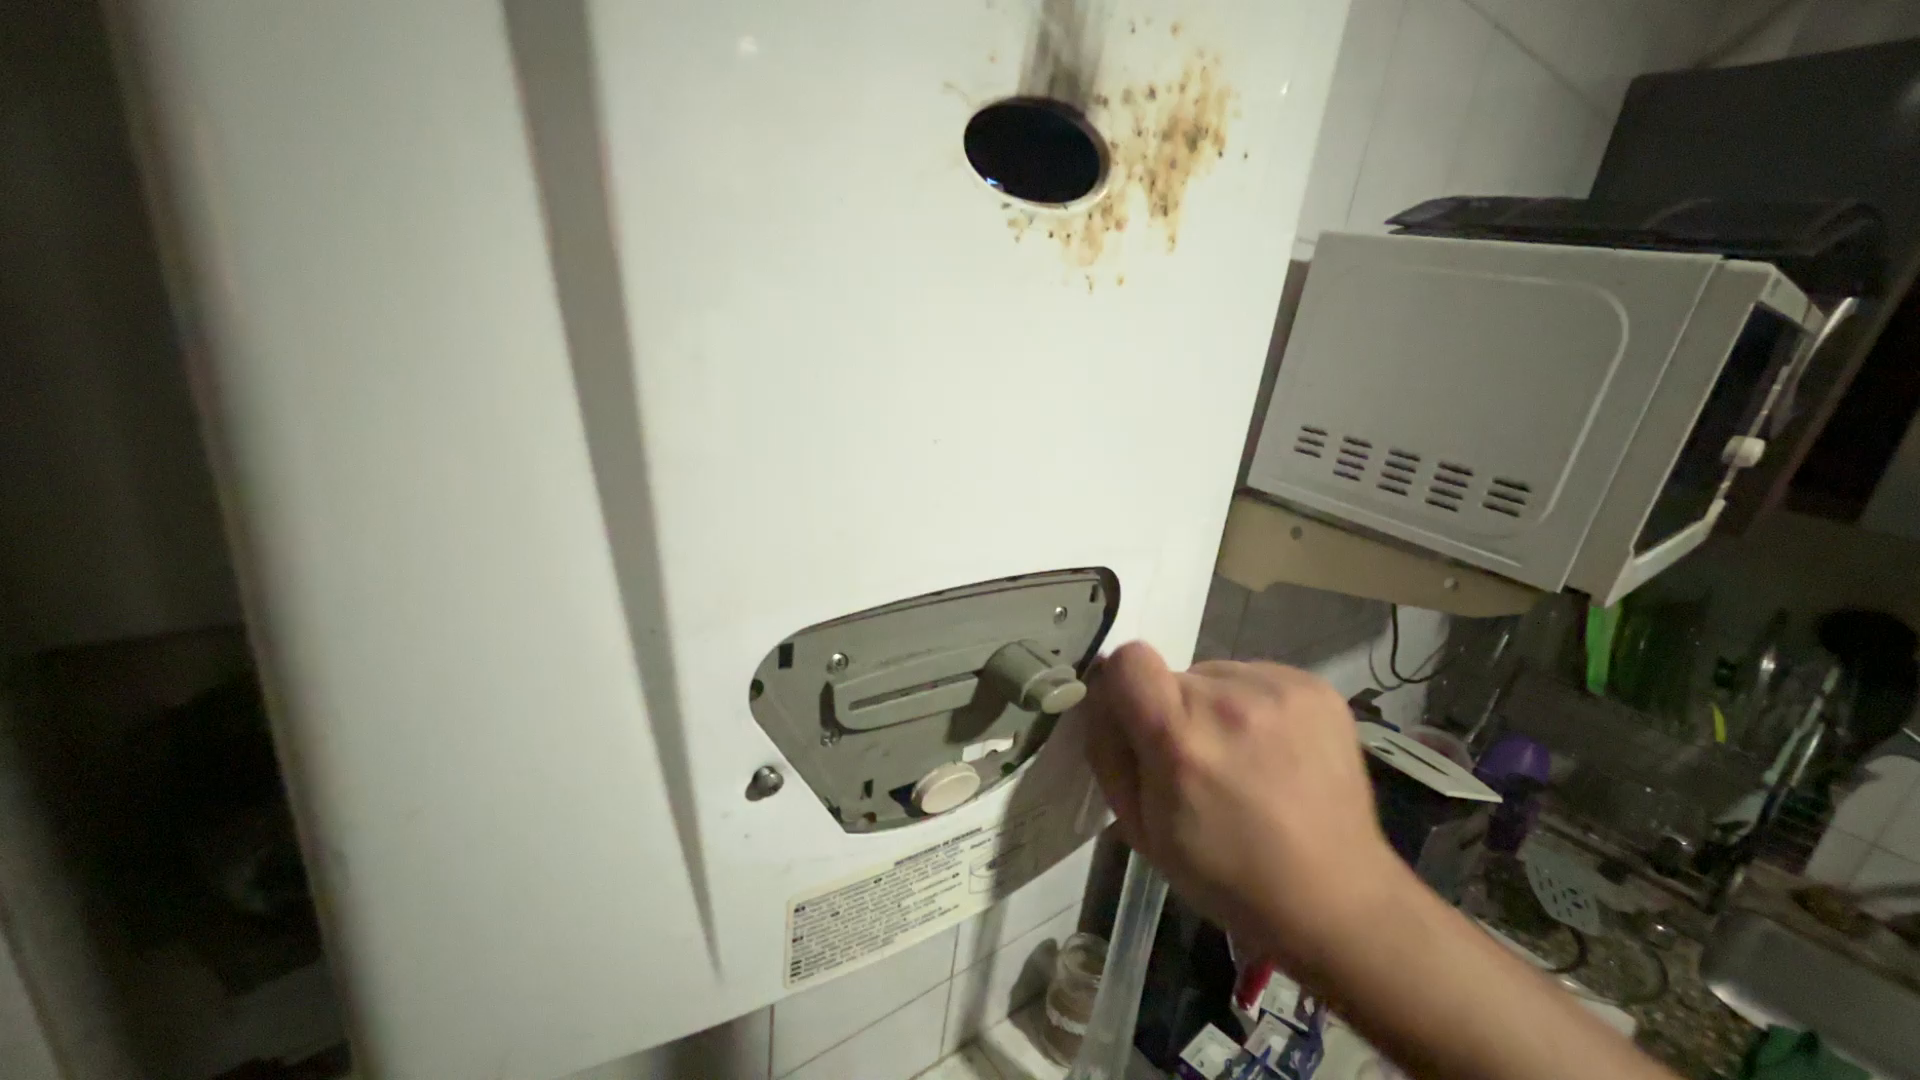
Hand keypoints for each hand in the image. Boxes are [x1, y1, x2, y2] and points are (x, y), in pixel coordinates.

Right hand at [1081, 642, 1401, 975]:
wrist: (1333, 896)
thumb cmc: (1225, 874)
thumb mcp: (1140, 829)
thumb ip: (1109, 753)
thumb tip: (1102, 702)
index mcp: (1179, 738)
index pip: (1128, 661)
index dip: (1123, 689)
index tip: (1137, 723)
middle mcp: (1228, 700)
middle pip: (1175, 675)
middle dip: (1175, 710)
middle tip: (1199, 763)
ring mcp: (1279, 690)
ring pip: (1217, 677)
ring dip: (1216, 708)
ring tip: (1245, 761)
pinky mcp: (1316, 688)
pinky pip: (1259, 679)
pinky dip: (1255, 707)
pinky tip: (1275, 753)